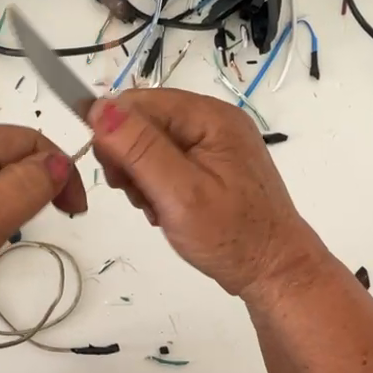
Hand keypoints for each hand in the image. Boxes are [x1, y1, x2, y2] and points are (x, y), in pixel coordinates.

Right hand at [88, 89, 327, 296]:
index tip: (118, 178)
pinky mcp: (212, 165)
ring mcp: (214, 143)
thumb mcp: (179, 192)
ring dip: (140, 176)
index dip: (115, 134)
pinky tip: (165, 208)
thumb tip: (100, 108)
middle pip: (144, 121)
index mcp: (209, 116)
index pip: (138, 102)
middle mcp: (213, 120)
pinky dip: (156, 185)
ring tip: (157, 208)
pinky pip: (167, 162)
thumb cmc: (229, 236)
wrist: (272, 269)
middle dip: (128, 158)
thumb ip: (139, 149)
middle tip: (140, 197)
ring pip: (151, 144)